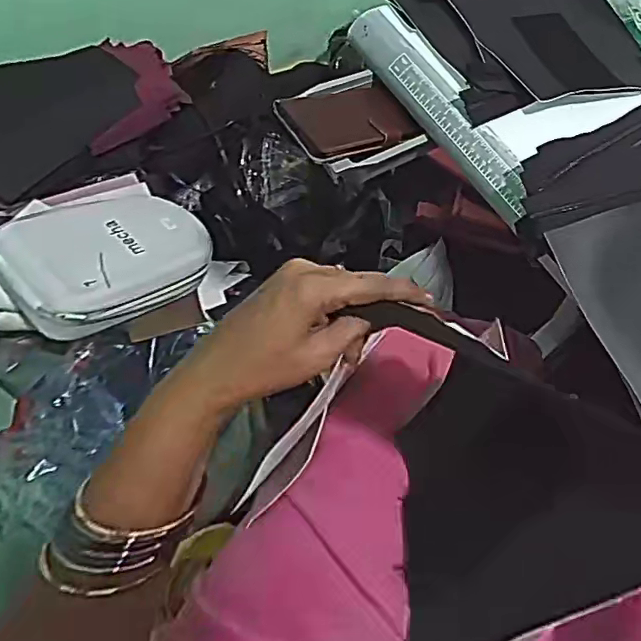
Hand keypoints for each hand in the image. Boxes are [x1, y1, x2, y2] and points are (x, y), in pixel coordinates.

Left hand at [169, 258, 432, 414]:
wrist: (213, 372)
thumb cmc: (263, 368)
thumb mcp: (316, 356)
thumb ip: (352, 332)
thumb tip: (369, 319)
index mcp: (312, 285)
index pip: (370, 284)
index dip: (402, 292)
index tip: (428, 299)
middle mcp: (304, 268)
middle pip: (356, 281)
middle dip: (374, 307)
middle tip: (385, 335)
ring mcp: (292, 271)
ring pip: (342, 285)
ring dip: (353, 310)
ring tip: (349, 348)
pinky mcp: (284, 280)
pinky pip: (324, 286)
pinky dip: (336, 306)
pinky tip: (333, 332)